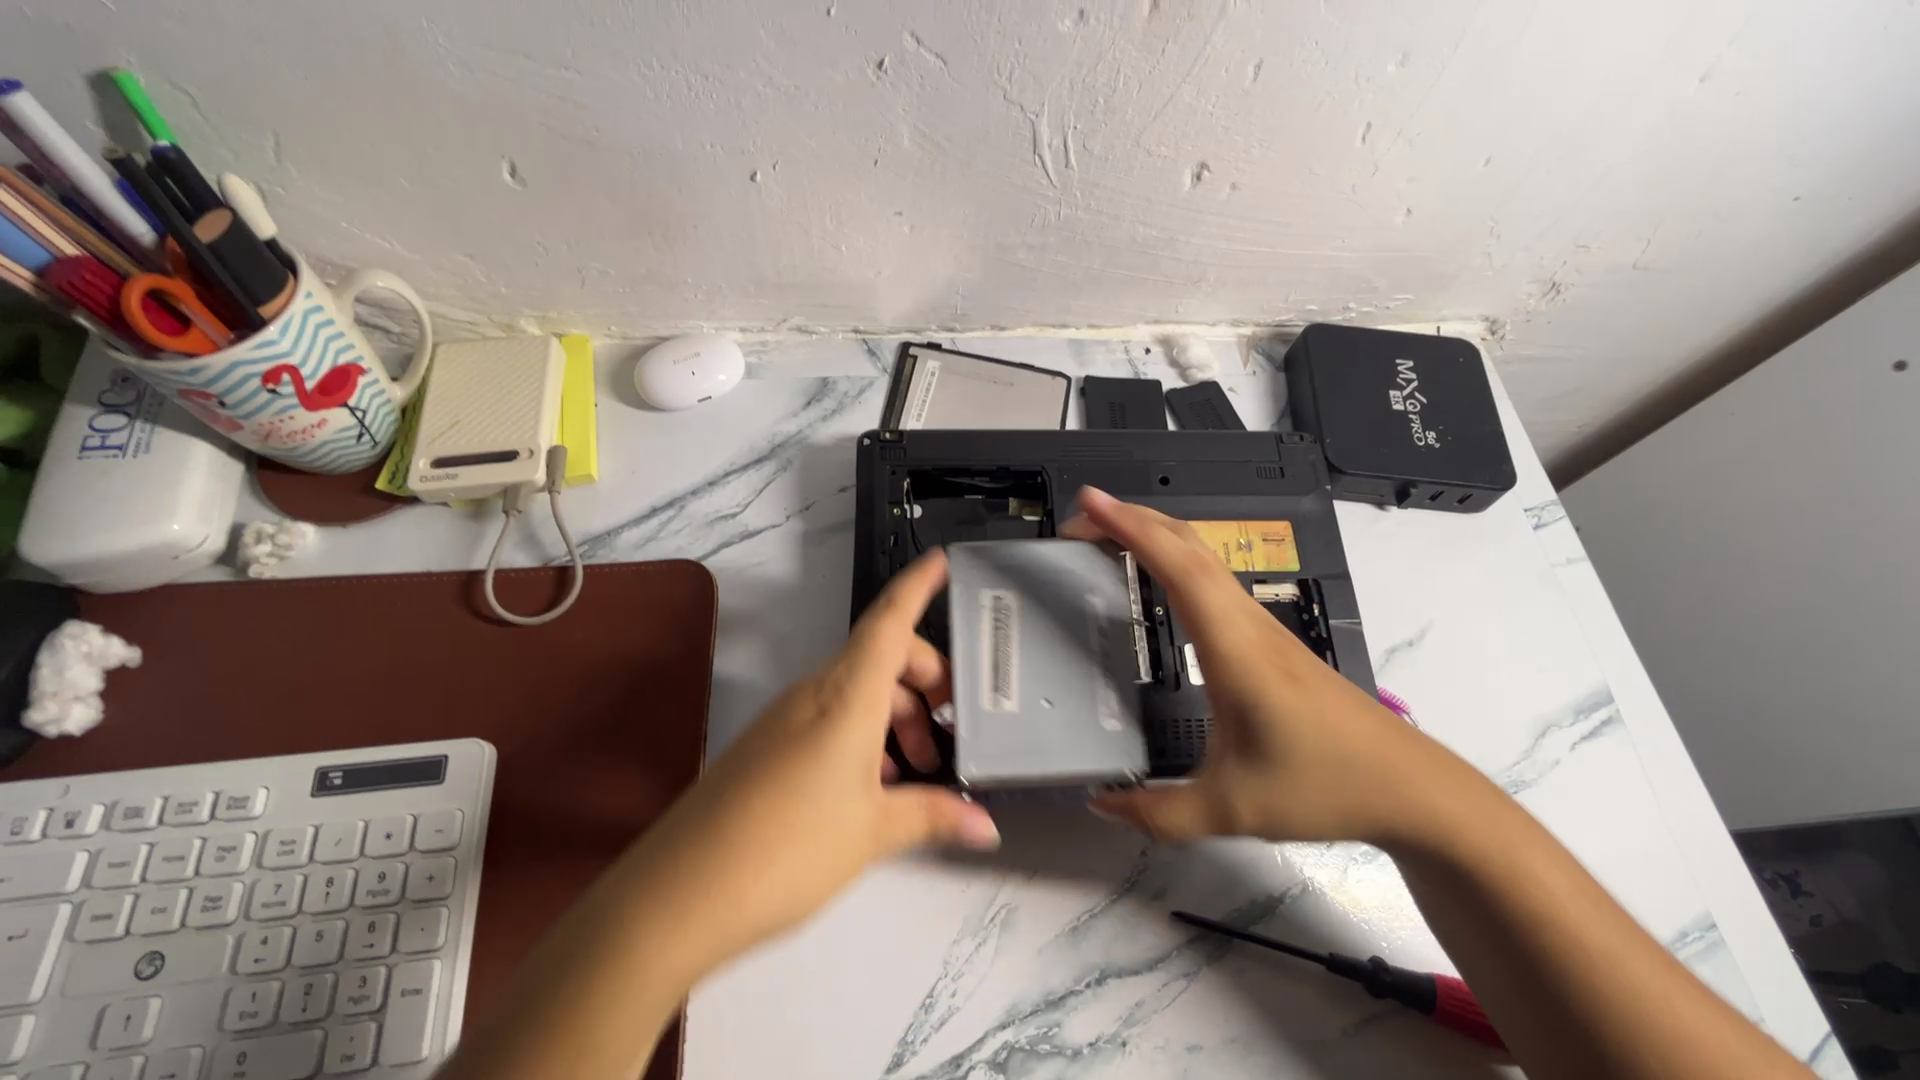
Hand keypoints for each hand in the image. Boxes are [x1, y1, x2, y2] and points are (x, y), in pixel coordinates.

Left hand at [618, 551, 999, 982]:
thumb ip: (934, 816)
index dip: (917, 588)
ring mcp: (785, 717)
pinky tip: (872, 787)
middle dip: (924, 681)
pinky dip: (862, 734)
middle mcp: (815, 694)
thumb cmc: (789, 850)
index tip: (941, 560)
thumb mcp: (873, 833)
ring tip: (914, 773)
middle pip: (880, 658)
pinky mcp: (766, 745)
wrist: (679, 892)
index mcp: (846, 697)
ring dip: (894, 715)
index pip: (889, 623)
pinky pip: (828, 717)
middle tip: (950, 735)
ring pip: (856, 691)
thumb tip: (987, 827)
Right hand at [1067, 487, 1468, 845]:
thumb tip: (1100, 804)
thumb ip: (1158, 813)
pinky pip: (1215, 582)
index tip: (1090, 502)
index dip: (1131, 529)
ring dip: (1156, 536)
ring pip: (1205, 559)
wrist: (1410, 787)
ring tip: (1108, 539)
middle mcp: (1248, 625)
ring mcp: (1264, 629)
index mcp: (1234, 650)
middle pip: (1190, 546)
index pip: (1178, 569)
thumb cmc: (1324, 787)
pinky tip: (1160, 582)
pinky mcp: (1272, 641)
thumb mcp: (1230, 810)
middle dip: (1133, 520)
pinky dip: (1177, 562)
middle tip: (1082, 519)